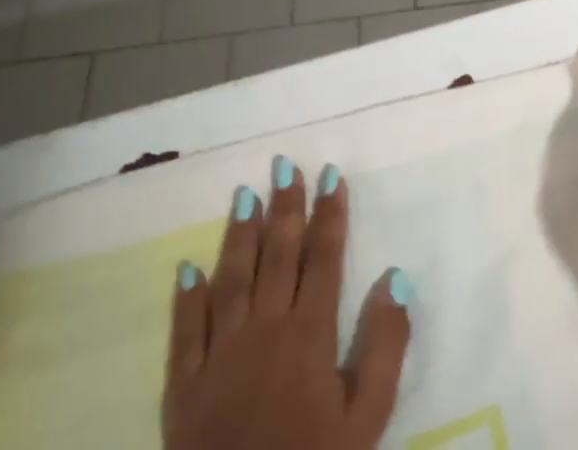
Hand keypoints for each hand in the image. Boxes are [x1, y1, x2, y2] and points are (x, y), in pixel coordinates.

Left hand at [163, 158, 412, 449]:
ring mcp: (218, 355)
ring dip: (238, 236)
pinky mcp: (183, 385)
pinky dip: (186, 297)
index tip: (331, 175)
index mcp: (311, 334)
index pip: (324, 258)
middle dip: (284, 208)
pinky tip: (188, 267)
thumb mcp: (369, 412)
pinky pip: (184, 331)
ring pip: (230, 280)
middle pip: (276, 257)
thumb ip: (385, 343)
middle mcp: (264, 331)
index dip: (329, 215)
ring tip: (244, 194)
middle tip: (285, 164)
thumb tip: (395, 276)